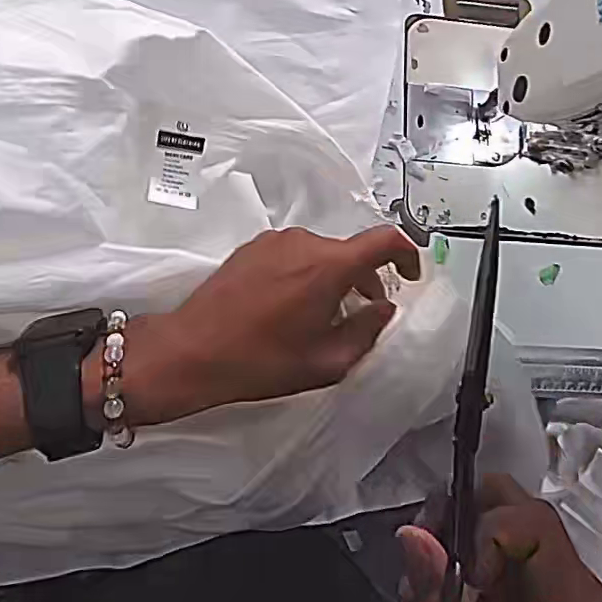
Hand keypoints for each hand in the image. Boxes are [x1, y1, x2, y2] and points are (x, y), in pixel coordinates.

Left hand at [121, 225, 421, 424]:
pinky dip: (306, 273)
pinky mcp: (252, 248)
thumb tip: (383, 311)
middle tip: (364, 312)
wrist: (193, 350)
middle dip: (366, 279)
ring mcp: (273, 242)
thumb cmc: (257, 359)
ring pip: (321, 253)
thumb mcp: (326, 361)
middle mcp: (302, 242)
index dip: (407, 254)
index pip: (385, 240)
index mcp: (327, 266)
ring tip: (323, 316)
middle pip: (350, 251)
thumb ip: (367, 332)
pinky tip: (292, 306)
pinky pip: (294, 253)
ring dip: (333, 277)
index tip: (408, 273)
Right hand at [398, 475, 601, 601]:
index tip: (463, 571)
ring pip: (505, 520)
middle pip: (518, 509)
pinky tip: (443, 588)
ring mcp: (558, 590)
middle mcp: (574, 589)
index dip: (487, 531)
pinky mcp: (537, 595)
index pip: (534, 522)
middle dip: (463, 515)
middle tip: (429, 545)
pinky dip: (464, 553)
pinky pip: (499, 547)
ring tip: (428, 573)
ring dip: (458, 533)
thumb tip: (416, 539)